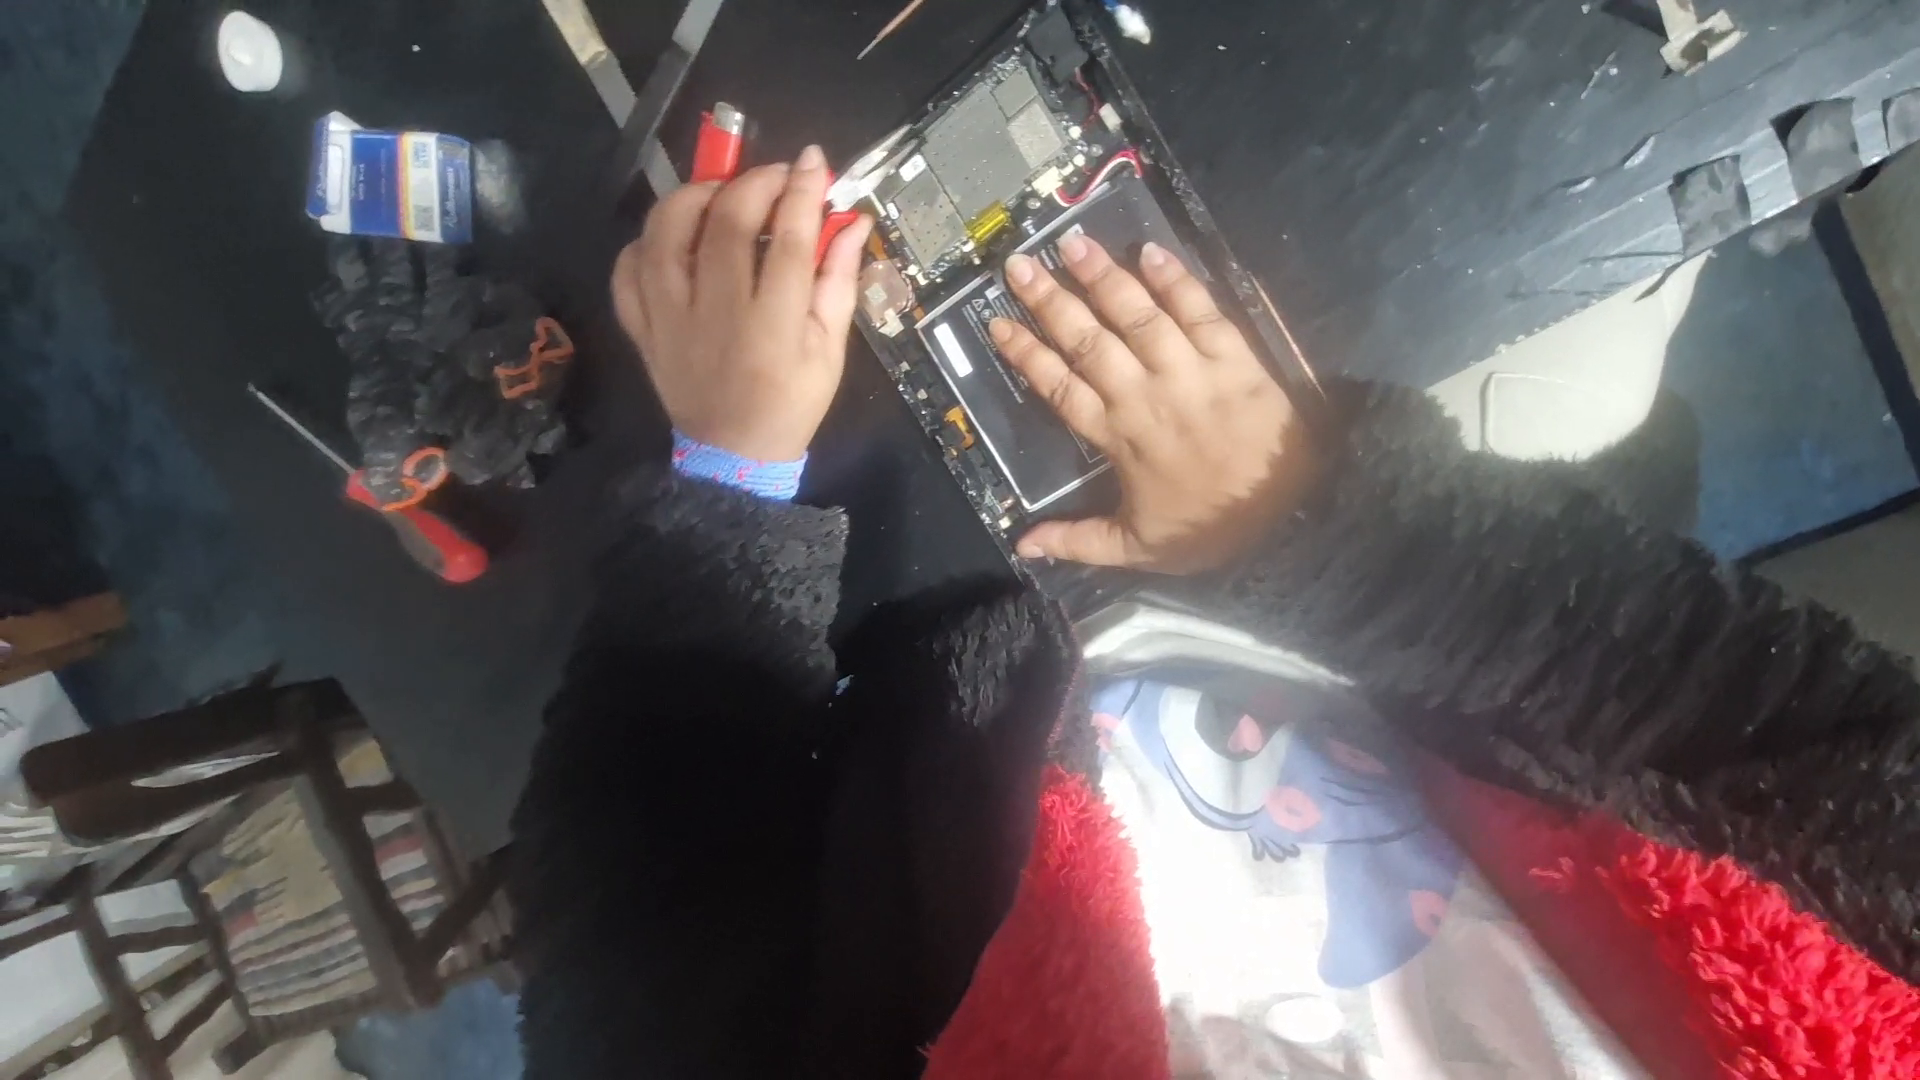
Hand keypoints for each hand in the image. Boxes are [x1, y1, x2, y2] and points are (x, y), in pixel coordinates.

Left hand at [611, 145, 874, 461]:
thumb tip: (852, 224)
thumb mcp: (829, 352)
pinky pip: (627, 270)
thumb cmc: (792, 404)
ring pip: (665, 233)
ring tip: (719, 193)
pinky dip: (645, 242)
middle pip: (726, 223)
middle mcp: (716, 313)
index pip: (787, 240)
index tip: (815, 162)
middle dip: (755, 182)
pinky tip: (673, 238)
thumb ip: (837, 285)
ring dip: (693, 197)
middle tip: (776, 175)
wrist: (735, 455)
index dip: (803, 192)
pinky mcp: (642, 329)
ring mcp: (669, 319)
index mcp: (772, 326)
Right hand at [990, 235, 1313, 573]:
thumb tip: (1022, 547)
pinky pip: (1201, 311)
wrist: (1291, 517)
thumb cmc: (1209, 529)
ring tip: (1073, 243)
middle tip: (1020, 266)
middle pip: (1089, 341)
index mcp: (1117, 436)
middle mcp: (1144, 395)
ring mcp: (1190, 371)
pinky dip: (1177, 281)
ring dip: (1104, 278)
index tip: (998, 324)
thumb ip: (1077, 541)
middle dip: (1051, 301)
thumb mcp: (1137, 549)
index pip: (1060, 387)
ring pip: (1138, 317)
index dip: (1026, 354)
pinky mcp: (1234, 358)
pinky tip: (1151, 252)